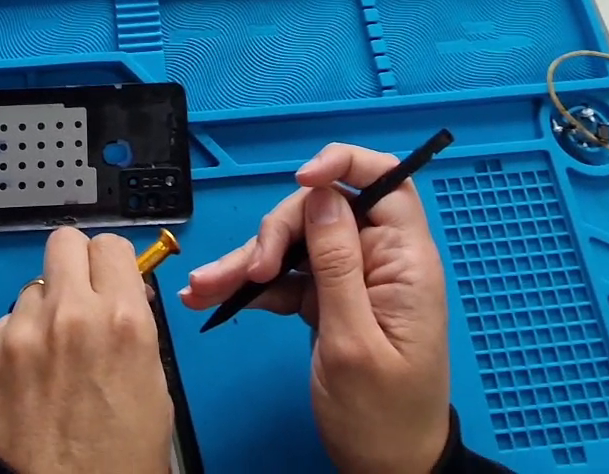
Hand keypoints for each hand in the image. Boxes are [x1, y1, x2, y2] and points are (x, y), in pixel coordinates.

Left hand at [0, 227, 173, 472]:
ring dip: (44, 312)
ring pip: (32, 289)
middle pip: (64, 241)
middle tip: (78, 296)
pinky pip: (3, 328)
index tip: (109, 282)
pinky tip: (26, 383)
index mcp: (122, 318)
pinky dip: (15, 347)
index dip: (111, 264)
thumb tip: (120, 294)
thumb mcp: (152, 382)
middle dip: (75, 264)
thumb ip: (134, 324)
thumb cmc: (124, 458)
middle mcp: (70, 312)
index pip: (110, 245)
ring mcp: (21, 334)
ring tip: (50, 357)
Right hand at [181, 144, 450, 473]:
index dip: (344, 164)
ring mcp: (349, 276)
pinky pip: (284, 275)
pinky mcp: (326, 296)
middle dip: (277, 232)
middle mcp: (377, 257)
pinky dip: (249, 285)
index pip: (385, 181)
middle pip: (321, 210)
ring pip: (294, 241)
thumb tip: (322, 195)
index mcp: (403, 259)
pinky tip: (213, 296)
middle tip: (248, 271)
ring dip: (248, 260)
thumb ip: (337, 264)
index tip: (301, 180)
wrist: (385, 471)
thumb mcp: (354, 341)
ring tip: (205, 286)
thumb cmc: (382, 415)